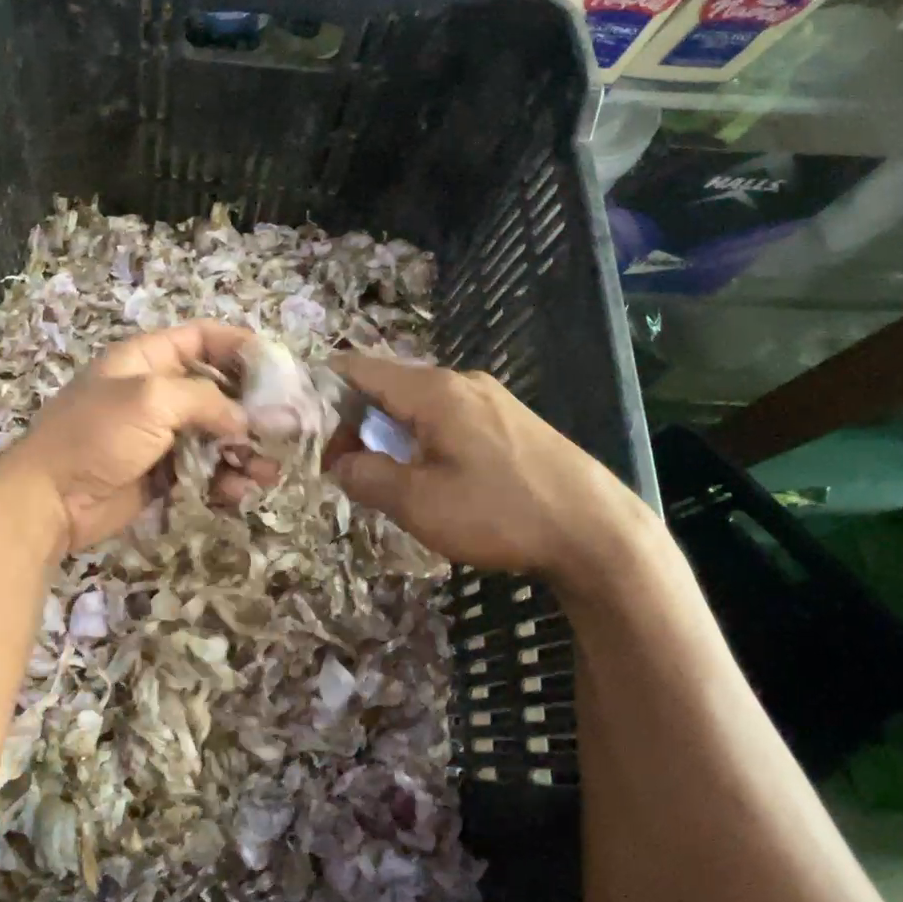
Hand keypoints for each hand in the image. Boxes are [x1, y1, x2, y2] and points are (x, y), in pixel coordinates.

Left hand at [0, 321, 269, 551]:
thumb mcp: (150, 399)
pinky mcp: (160, 475)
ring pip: (215, 436)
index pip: (201, 339)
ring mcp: (158, 436)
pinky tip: (239, 492)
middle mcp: (155, 393)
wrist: (48, 500)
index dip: (240, 347)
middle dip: (252, 409)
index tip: (279, 369)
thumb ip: (206, 401)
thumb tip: (245, 420)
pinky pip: (203, 470)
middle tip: (286, 430)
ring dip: (244, 451)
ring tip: (266, 471)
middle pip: (216, 390)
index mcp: (145, 360)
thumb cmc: (95, 436)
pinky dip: (224, 479)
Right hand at [329, 353, 659, 587]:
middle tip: (342, 467)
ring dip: (387, 434)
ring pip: (416, 404)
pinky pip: (446, 417)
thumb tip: (339, 464)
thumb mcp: (418, 503)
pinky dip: (419, 438)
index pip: (357, 368)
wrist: (600, 533)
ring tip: (382, 477)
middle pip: (386, 385)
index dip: (321, 391)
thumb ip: (366, 477)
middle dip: (353, 421)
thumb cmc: (501, 513)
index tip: (303, 429)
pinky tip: (427, 477)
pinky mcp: (510, 421)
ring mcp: (490, 398)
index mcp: (432, 391)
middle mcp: (460, 382)